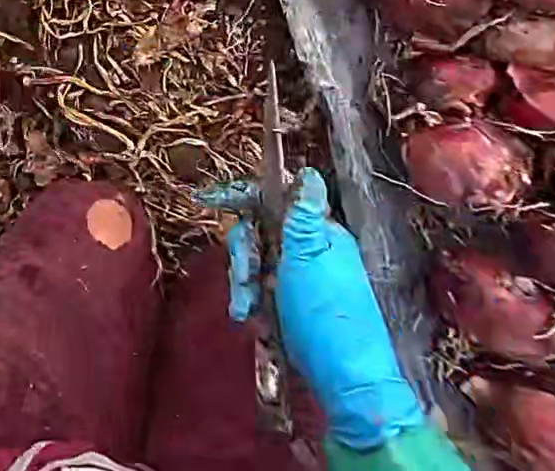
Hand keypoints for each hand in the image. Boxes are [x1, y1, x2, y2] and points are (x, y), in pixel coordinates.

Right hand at [198, 169, 426, 452]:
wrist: (346, 382)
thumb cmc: (327, 315)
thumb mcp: (309, 256)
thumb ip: (302, 212)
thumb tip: (307, 171)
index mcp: (317, 231)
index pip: (272, 198)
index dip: (241, 196)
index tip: (208, 199)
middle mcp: (307, 249)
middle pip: (256, 230)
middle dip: (242, 253)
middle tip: (245, 277)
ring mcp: (297, 278)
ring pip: (253, 262)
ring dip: (244, 283)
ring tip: (249, 307)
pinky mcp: (288, 304)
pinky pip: (257, 290)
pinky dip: (252, 302)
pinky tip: (255, 319)